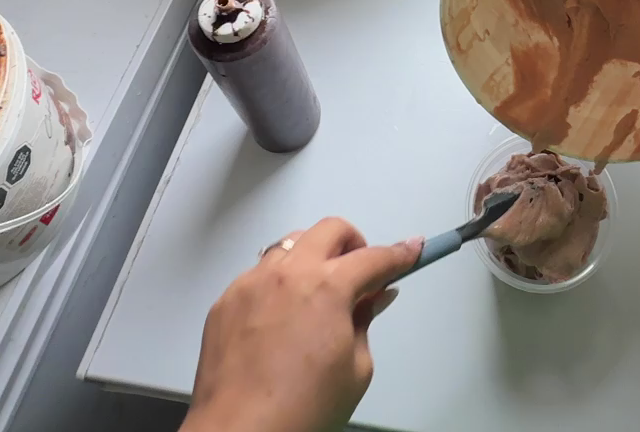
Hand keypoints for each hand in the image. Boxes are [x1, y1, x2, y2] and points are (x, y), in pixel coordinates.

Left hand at [186, 218, 420, 431]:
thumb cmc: (305, 410)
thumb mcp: (356, 370)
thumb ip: (365, 322)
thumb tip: (371, 297)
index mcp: (328, 286)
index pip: (374, 258)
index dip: (400, 254)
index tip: (413, 249)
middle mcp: (289, 272)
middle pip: (330, 230)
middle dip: (352, 244)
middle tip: (357, 275)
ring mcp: (252, 282)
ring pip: (290, 244)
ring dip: (311, 258)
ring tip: (313, 295)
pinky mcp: (225, 301)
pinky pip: (259, 274)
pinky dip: (277, 284)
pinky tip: (278, 319)